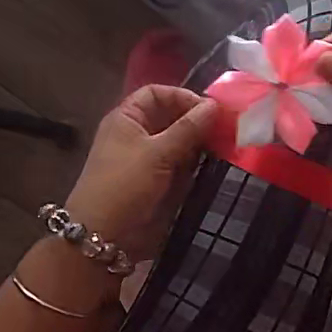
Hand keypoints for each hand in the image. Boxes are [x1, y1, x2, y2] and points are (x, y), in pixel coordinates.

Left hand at [64, 85, 217, 258]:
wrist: (103, 236)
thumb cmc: (124, 185)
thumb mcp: (157, 153)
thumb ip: (188, 129)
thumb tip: (214, 105)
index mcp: (127, 118)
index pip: (156, 94)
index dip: (181, 97)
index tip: (210, 109)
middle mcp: (137, 134)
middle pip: (170, 117)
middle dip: (197, 121)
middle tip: (228, 128)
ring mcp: (148, 159)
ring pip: (179, 142)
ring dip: (200, 144)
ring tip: (228, 146)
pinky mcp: (158, 182)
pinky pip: (181, 165)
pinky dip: (197, 163)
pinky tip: (217, 165)